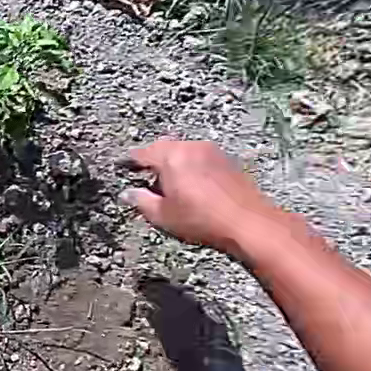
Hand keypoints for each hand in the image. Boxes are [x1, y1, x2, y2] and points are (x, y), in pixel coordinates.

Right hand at [120, 139, 284, 255]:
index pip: (141, 153)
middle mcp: (191, 147)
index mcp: (171, 156)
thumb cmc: (203, 219)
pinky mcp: (226, 161)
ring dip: (172, 163)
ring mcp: (211, 152)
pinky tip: (190, 186)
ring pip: (183, 152)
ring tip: (167, 186)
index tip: (122, 167)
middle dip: (151, 161)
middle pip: (163, 148)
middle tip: (142, 177)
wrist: (247, 223)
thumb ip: (141, 201)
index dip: (129, 162)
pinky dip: (189, 167)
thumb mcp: (162, 215)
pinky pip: (199, 158)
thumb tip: (128, 194)